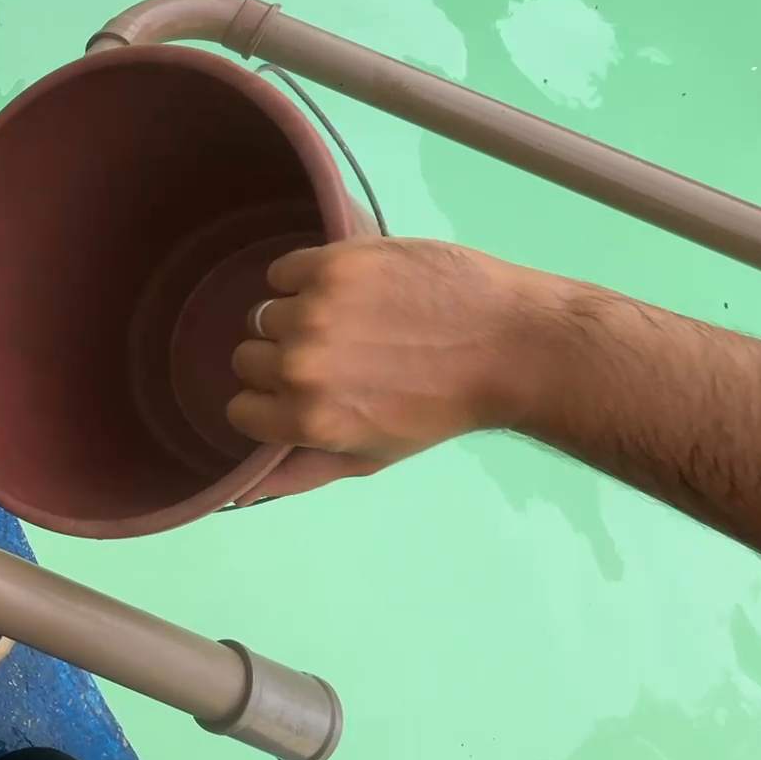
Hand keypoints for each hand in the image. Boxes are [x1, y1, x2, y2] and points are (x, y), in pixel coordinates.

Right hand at [226, 237, 564, 501]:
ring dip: (292, 317)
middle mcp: (299, 366)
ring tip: (342, 318)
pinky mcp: (333, 265)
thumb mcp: (371, 456)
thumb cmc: (444, 408)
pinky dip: (302, 277)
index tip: (298, 391)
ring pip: (264, 314)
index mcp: (304, 418)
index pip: (239, 407)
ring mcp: (313, 311)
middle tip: (330, 354)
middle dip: (279, 358)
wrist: (521, 347)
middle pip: (247, 358)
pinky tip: (342, 287)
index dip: (267, 400)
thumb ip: (302, 472)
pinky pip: (282, 270)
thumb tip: (241, 494)